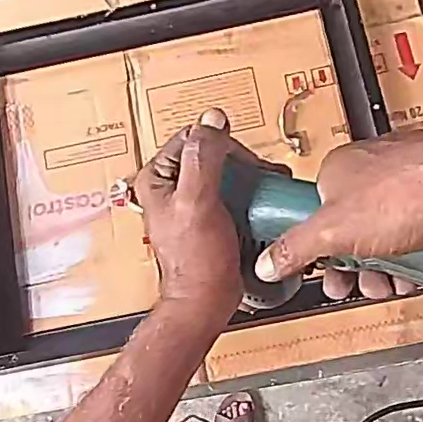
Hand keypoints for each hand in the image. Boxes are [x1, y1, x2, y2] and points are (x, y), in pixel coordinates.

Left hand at [135, 109, 256, 316]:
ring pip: (224, 174)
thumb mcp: (197, 201)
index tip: (243, 161)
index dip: (222, 145)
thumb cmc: (196, 262)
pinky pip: (231, 196)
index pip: (193, 137)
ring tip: (266, 189)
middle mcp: (170, 189)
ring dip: (248, 178)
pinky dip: (248, 196)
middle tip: (259, 176)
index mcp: (156, 178)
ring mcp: (190, 205)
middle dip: (240, 163)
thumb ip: (203, 158)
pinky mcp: (209, 220)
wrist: (206, 300)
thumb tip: (212, 121)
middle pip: (211, 154)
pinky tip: (260, 205)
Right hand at [256, 129, 422, 296]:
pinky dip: (412, 264)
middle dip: (352, 268)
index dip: (311, 248)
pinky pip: (413, 244)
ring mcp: (405, 192)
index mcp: (338, 171)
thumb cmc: (413, 191)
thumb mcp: (334, 231)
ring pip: (383, 244)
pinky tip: (415, 273)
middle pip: (348, 235)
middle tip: (352, 284)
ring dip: (383, 271)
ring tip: (390, 282)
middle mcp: (372, 176)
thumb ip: (295, 249)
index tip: (314, 268)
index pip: (309, 213)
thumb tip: (266, 263)